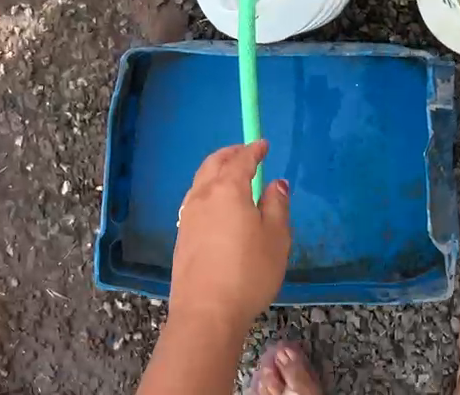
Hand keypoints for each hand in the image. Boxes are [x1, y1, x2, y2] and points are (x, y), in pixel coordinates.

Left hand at [167, 140, 291, 333]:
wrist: (205, 315)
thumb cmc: (248, 272)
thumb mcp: (276, 237)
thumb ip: (276, 205)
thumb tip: (275, 184)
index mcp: (228, 189)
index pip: (242, 159)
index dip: (254, 150)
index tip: (264, 145)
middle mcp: (204, 196)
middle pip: (214, 163)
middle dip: (231, 154)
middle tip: (247, 153)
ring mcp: (188, 217)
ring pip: (201, 181)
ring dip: (216, 171)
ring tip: (232, 177)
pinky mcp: (182, 238)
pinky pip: (195, 200)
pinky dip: (208, 190)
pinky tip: (218, 207)